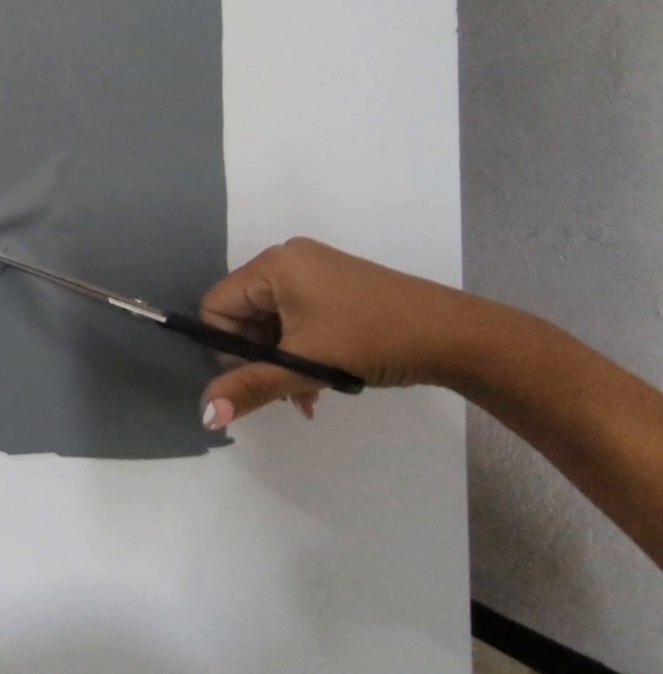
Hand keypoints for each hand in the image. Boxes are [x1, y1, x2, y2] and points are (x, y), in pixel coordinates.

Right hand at [198, 237, 497, 427]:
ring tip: (309, 391)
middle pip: (244, 313)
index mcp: (272, 265)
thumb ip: (250, 387)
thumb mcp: (307, 366)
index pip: (216, 306)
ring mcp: (315, 269)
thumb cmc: (377, 340)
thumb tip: (206, 415)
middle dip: (259, 356)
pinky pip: (298, 315)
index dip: (226, 346)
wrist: (467, 338)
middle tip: (286, 389)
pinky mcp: (338, 284)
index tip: (257, 375)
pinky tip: (324, 376)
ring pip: (272, 319)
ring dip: (283, 357)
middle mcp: (288, 259)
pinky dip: (303, 346)